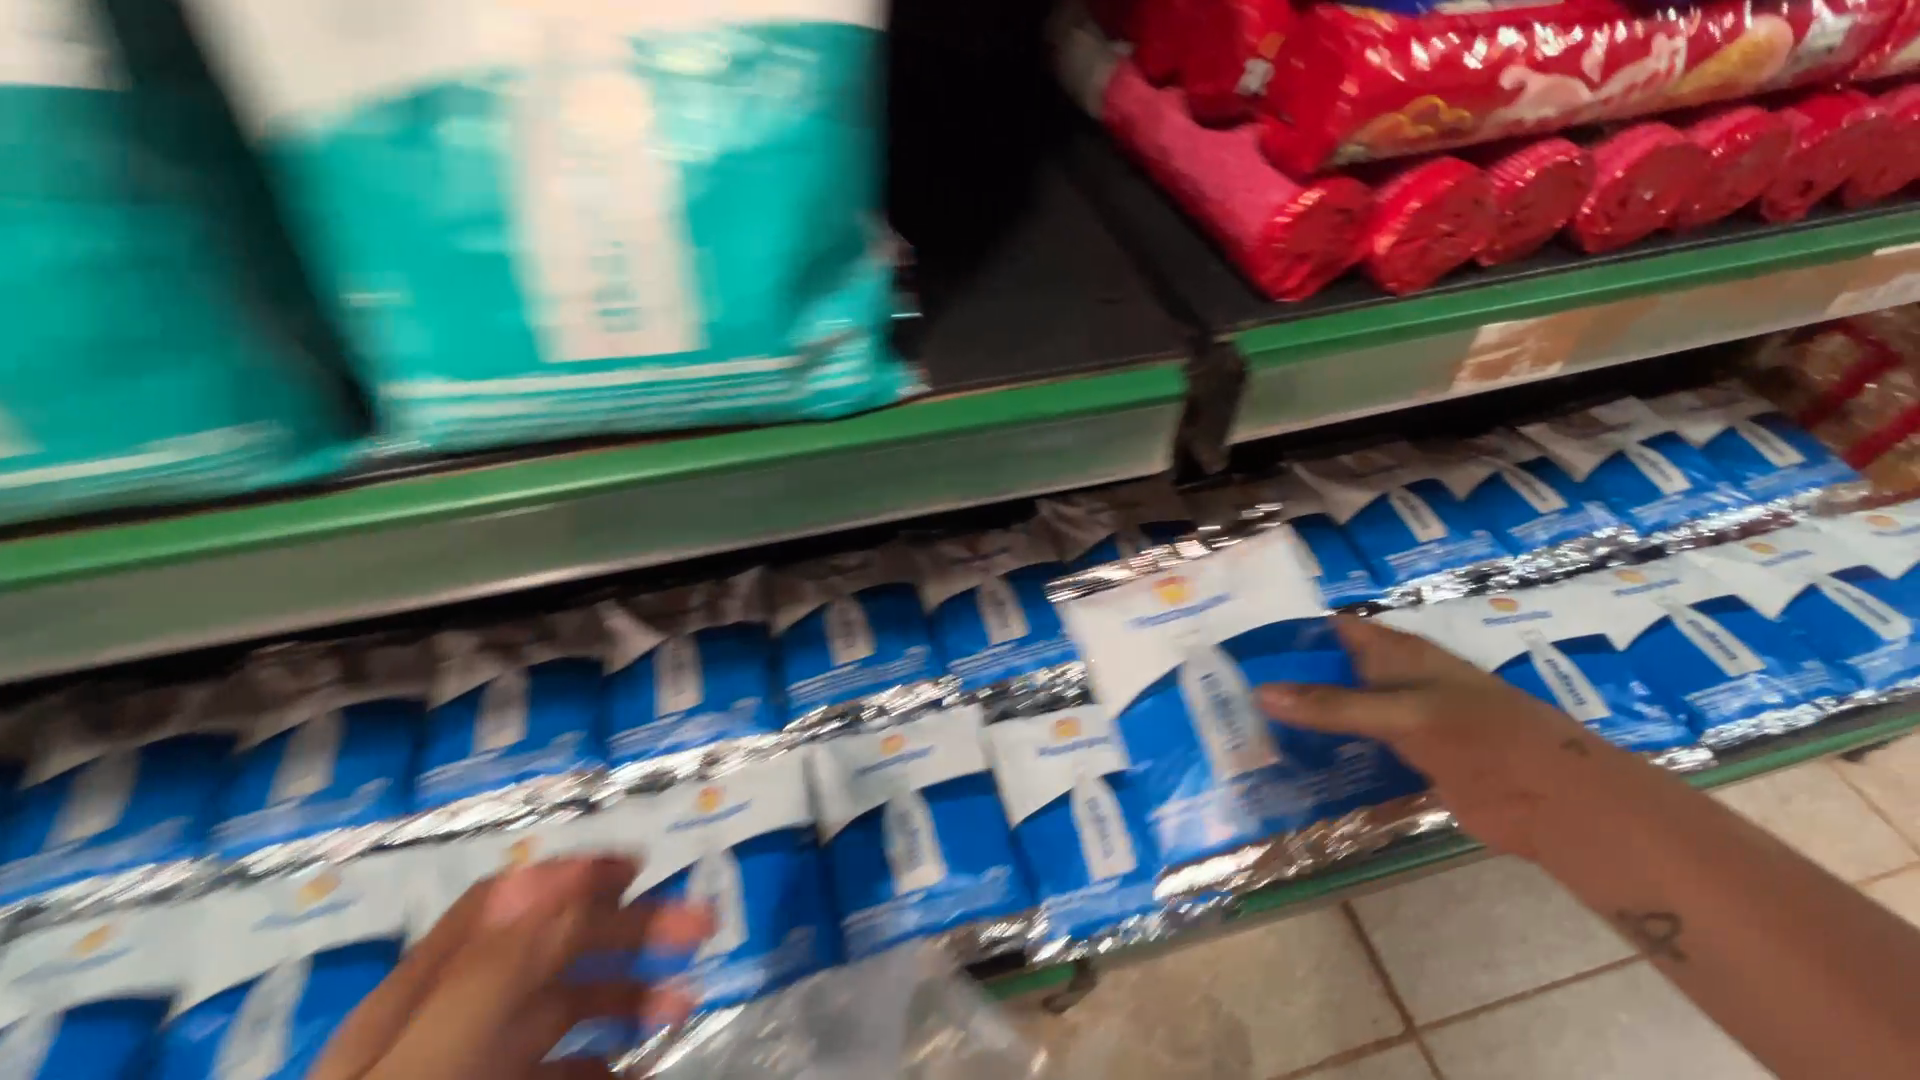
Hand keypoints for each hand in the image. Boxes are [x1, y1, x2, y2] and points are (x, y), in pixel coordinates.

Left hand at [312, 857, 714, 1079]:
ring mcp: (469, 1074)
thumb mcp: (429, 1069)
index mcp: (419, 1002)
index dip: (569, 875)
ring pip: (560, 1010)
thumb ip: (489, 975)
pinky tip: (636, 1073)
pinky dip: (604, 1064)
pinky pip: (561, 1072)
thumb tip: (554, 877)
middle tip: (701, 928)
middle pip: (547, 949)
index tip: (640, 869)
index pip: (502, 905)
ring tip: (683, 1006)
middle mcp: (445, 1027)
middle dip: (627, 928)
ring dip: (628, 993)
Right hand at [1258, 615, 1616, 858]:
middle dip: (1288, 684)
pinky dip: (1330, 761)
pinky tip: (1293, 771)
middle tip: (1229, 698)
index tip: (1239, 650)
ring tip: (1248, 734)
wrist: (1551, 800)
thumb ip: (1332, 705)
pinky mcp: (1410, 763)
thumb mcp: (1402, 713)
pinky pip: (1359, 755)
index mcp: (1398, 654)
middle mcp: (1395, 682)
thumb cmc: (1481, 735)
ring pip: (1342, 717)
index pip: (1333, 632)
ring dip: (1306, 726)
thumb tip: (1259, 692)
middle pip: (1332, 675)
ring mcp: (1402, 724)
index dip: (1290, 636)